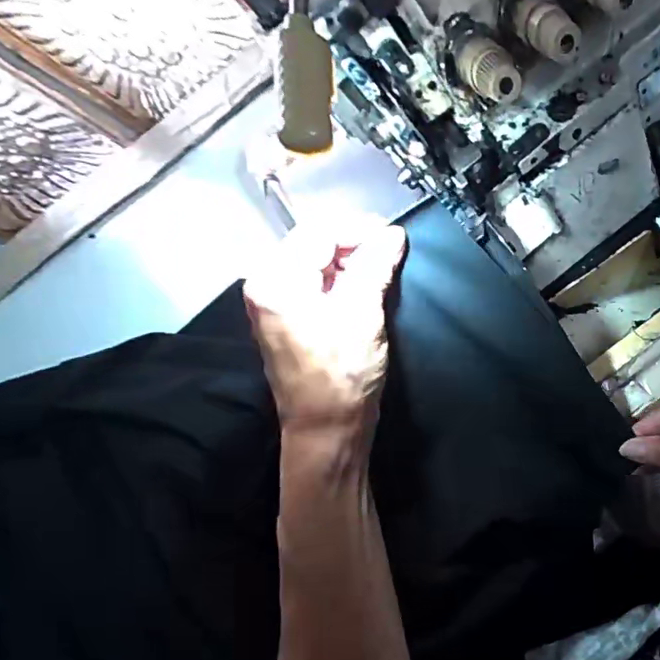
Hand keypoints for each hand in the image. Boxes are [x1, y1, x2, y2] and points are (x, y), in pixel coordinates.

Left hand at [245, 220, 406, 433]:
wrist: (327, 430)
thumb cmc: (342, 376)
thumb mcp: (363, 314)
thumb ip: (375, 266)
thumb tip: (392, 234)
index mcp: (276, 281)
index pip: (318, 232)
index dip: (359, 229)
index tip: (393, 236)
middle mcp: (266, 285)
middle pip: (314, 243)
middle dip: (355, 243)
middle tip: (392, 251)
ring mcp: (274, 303)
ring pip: (316, 262)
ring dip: (351, 261)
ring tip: (383, 269)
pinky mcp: (288, 318)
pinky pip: (315, 283)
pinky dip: (341, 279)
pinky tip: (365, 286)